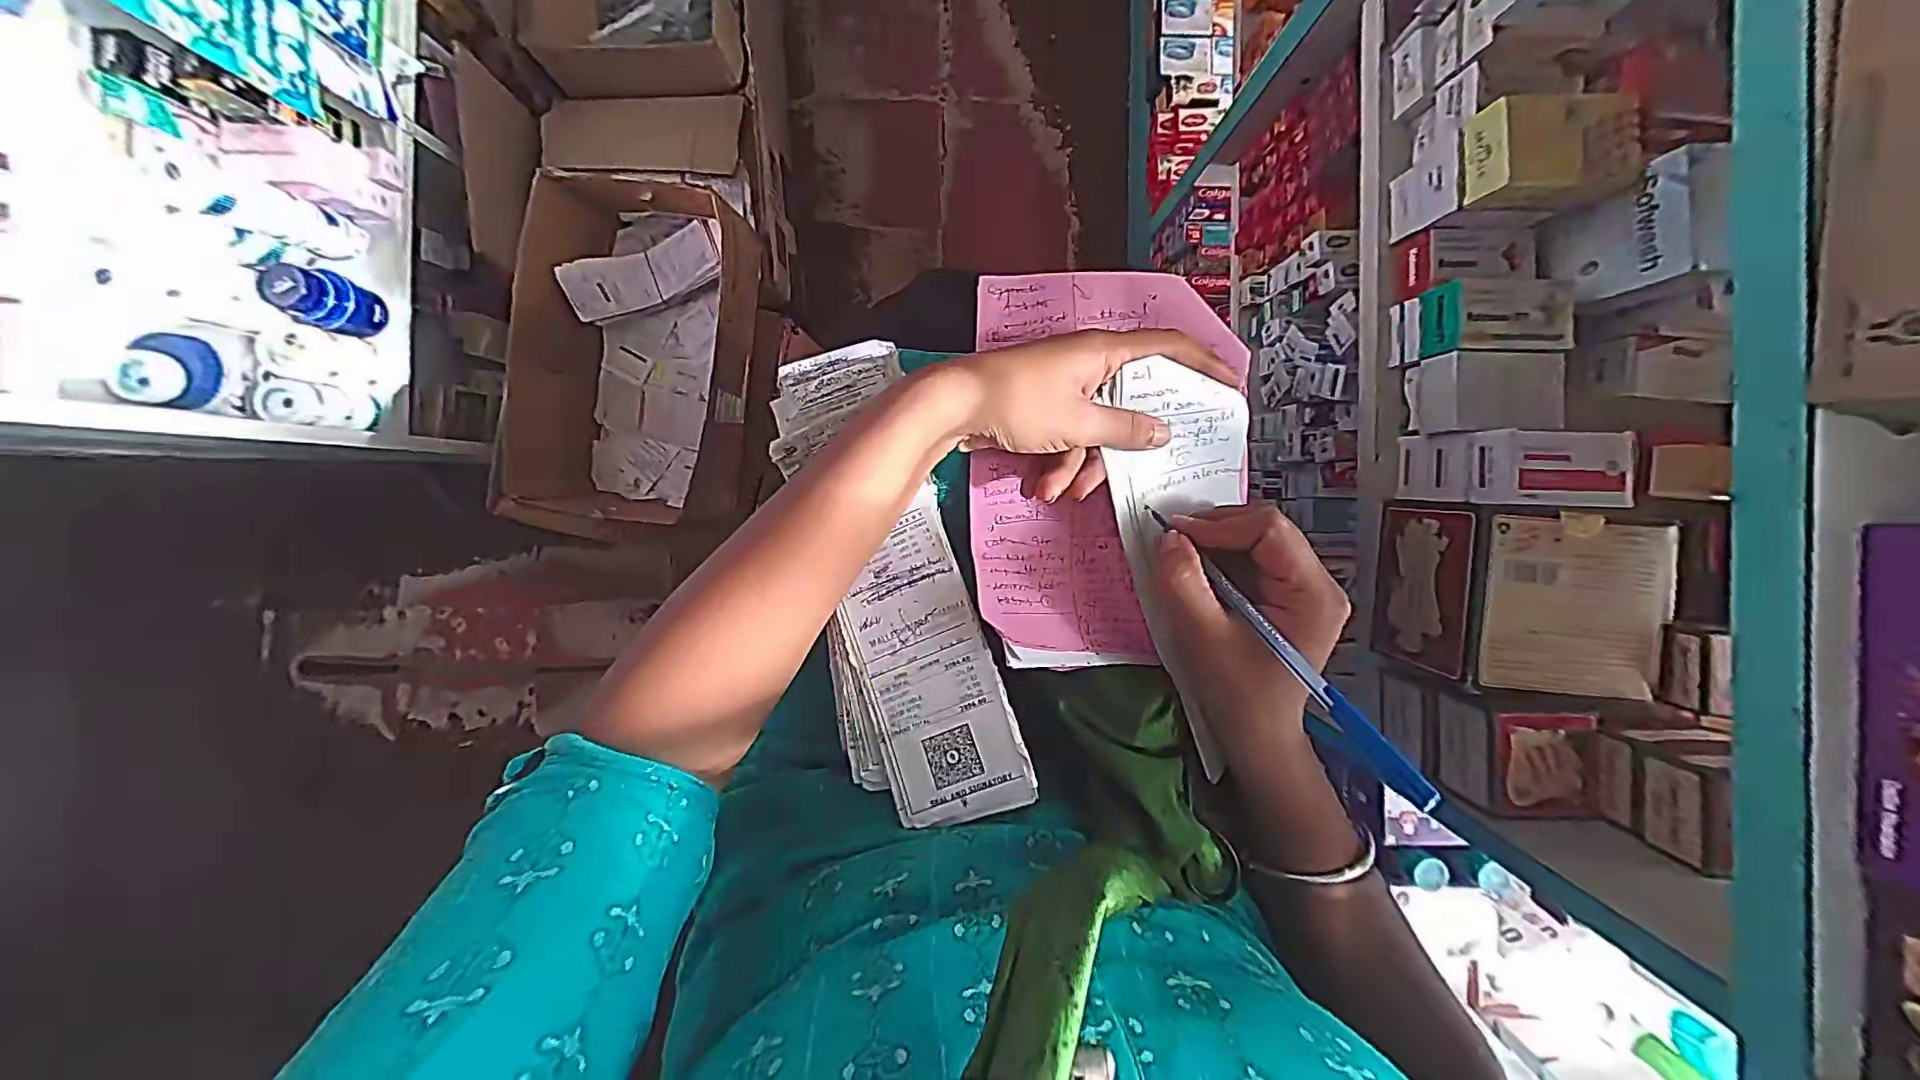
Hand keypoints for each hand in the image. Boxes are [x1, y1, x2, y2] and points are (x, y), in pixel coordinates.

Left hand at [933, 329, 1237, 502]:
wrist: (952, 407)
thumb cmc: (1013, 400)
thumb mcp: (1078, 422)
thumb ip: (1124, 429)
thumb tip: (1161, 431)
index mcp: (1103, 353)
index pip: (1168, 348)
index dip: (1203, 363)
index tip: (1229, 385)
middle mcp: (1088, 365)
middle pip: (1128, 406)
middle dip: (1117, 448)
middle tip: (1123, 472)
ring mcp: (1065, 388)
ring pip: (1095, 431)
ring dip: (1079, 465)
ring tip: (1058, 487)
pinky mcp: (1045, 409)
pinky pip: (1068, 438)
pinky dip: (1058, 463)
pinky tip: (1041, 484)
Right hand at [1153, 503, 1351, 743]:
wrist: (1256, 734)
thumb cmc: (1237, 693)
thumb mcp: (1203, 637)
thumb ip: (1184, 583)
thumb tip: (1169, 538)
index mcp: (1313, 595)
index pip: (1270, 530)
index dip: (1219, 524)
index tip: (1175, 533)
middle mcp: (1318, 584)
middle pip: (1265, 529)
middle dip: (1216, 530)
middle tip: (1174, 542)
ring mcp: (1303, 589)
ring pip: (1255, 540)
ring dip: (1215, 543)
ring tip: (1183, 559)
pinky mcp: (1285, 595)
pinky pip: (1251, 558)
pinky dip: (1219, 558)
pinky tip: (1199, 573)